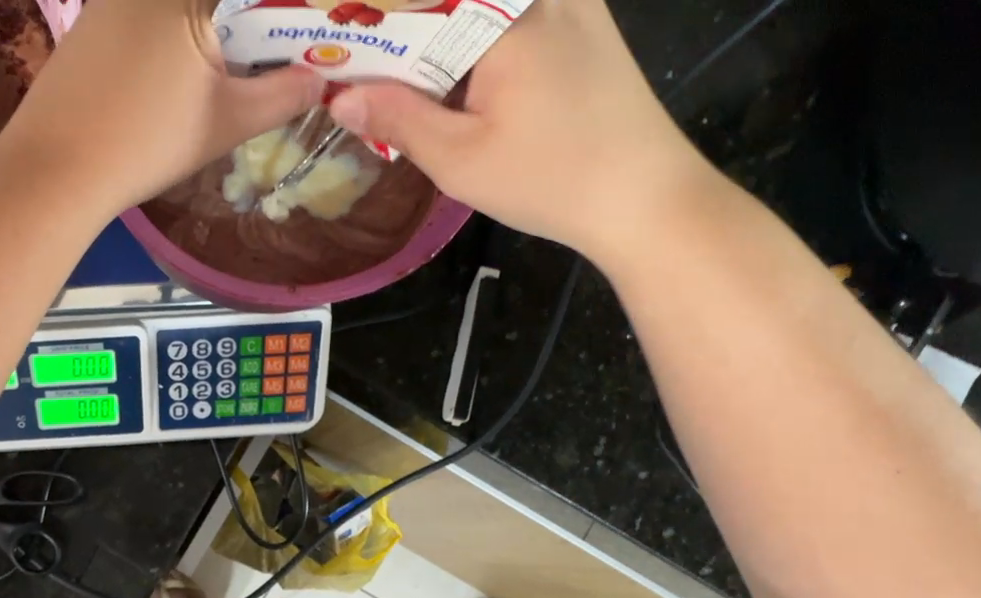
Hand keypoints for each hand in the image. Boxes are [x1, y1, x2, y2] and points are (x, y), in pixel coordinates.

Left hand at [0, 0, 324, 219]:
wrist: (54, 169)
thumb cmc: (146, 142)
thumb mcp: (227, 122)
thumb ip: (282, 95)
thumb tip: (320, 78)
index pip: (257, 1)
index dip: (284, 19)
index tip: (301, 41)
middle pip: (220, 4)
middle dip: (252, 26)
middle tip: (276, 60)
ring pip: (183, 9)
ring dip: (217, 31)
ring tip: (239, 66)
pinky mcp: (91, 18)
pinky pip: (149, 13)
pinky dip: (175, 35)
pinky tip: (181, 73)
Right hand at [326, 0, 719, 262]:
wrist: (643, 195)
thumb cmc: (548, 178)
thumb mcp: (458, 160)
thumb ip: (398, 118)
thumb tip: (341, 95)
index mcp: (505, 16)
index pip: (418, 7)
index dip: (372, 30)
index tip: (337, 58)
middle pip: (450, 4)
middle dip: (403, 33)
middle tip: (362, 70)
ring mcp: (571, 2)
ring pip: (480, 10)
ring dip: (438, 38)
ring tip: (398, 74)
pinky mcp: (585, 22)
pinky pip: (512, 15)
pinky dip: (475, 38)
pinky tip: (455, 76)